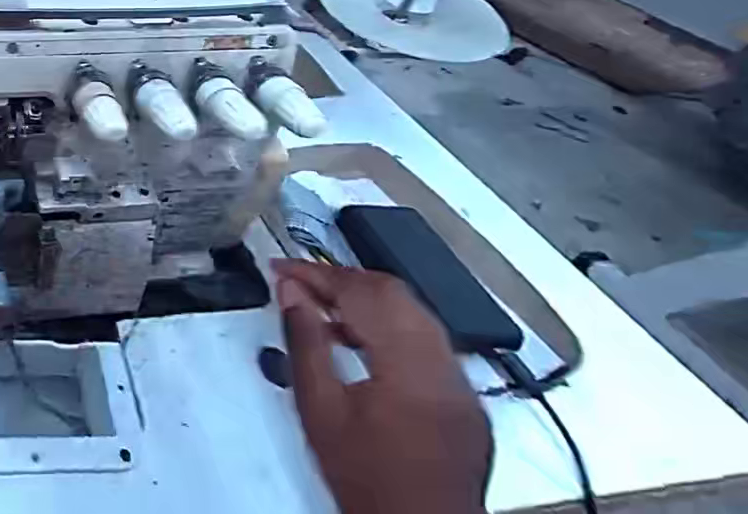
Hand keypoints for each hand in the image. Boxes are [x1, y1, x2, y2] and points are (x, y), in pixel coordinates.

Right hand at [275, 259, 492, 513]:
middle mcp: (446, 372)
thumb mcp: (318, 406)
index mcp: (410, 371)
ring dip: (365, 299)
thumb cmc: (366, 478)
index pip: (362, 294)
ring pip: (413, 312)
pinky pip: (427, 340)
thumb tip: (290, 291)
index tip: (282, 269)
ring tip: (321, 306)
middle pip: (395, 294)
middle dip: (341, 279)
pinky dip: (388, 324)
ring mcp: (462, 387)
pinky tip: (356, 338)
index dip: (316, 274)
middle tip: (299, 281)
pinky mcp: (466, 401)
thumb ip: (304, 339)